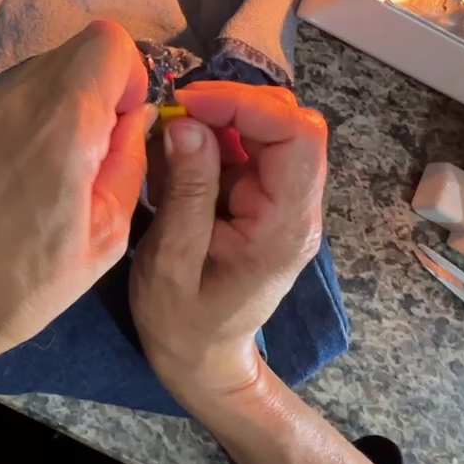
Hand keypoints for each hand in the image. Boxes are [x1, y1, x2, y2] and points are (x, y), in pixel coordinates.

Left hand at [0, 21, 155, 396]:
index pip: (108, 41)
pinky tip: (40, 157)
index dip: (130, 76)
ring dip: (76, 93)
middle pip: (82, 45)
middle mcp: (21, 96)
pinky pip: (25, 84)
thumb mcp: (108, 232)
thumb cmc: (34, 278)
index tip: (124, 123)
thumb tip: (136, 113)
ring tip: (70, 156)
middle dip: (106, 82)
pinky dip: (47, 104)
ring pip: (53, 61)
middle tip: (102, 144)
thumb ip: (131, 158)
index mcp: (62, 124)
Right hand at [130, 83, 327, 411]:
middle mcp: (294, 207)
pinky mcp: (258, 200)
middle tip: (172, 112)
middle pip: (289, 122)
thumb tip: (187, 122)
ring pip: (266, 128)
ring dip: (215, 118)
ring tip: (166, 134)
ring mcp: (278, 202)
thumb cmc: (182, 320)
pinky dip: (206, 137)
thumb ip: (186, 190)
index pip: (297, 136)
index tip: (186, 104)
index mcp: (283, 225)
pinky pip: (242, 148)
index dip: (244, 104)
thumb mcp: (171, 259)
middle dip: (230, 103)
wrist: (201, 359)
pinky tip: (172, 156)